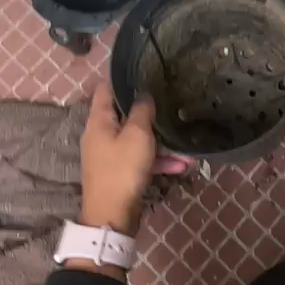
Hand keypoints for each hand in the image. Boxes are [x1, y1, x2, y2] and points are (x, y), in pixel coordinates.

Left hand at [79, 82, 191, 238]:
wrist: (111, 217)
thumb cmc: (122, 170)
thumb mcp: (137, 135)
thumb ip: (141, 111)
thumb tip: (144, 94)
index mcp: (98, 121)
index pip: (105, 88)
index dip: (120, 76)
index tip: (140, 67)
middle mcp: (101, 134)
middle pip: (125, 114)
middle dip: (149, 111)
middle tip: (170, 100)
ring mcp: (110, 154)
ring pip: (137, 139)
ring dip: (161, 141)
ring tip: (186, 145)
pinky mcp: (120, 172)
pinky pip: (141, 159)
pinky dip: (159, 160)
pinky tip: (182, 165)